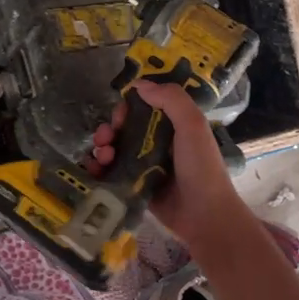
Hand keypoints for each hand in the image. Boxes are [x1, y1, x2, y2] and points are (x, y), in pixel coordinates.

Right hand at [89, 79, 249, 249]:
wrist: (204, 215)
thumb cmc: (201, 166)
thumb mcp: (192, 125)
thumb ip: (171, 99)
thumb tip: (139, 84)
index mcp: (172, 125)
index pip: (142, 108)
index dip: (127, 108)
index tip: (120, 116)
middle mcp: (157, 143)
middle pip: (123, 129)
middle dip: (109, 129)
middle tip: (106, 138)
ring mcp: (144, 166)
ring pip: (114, 150)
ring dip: (102, 148)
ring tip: (103, 157)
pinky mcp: (135, 187)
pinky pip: (111, 173)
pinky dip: (99, 169)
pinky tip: (94, 171)